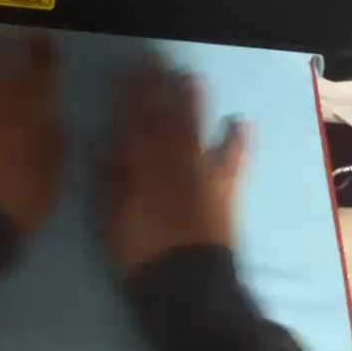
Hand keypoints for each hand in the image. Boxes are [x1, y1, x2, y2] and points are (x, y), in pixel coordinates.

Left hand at [0, 33, 62, 233]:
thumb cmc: (10, 211)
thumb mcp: (46, 187)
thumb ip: (53, 150)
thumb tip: (56, 120)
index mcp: (29, 127)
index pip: (40, 84)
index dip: (44, 59)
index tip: (46, 41)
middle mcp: (0, 113)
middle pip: (10, 71)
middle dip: (16, 49)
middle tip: (18, 30)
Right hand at [105, 59, 248, 271]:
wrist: (188, 290)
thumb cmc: (141, 255)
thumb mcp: (112, 219)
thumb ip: (112, 179)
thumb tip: (110, 143)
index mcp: (142, 167)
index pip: (133, 121)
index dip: (129, 94)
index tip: (126, 69)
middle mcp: (172, 162)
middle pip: (164, 117)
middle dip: (159, 87)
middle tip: (156, 60)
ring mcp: (201, 175)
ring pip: (195, 130)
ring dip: (193, 103)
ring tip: (191, 77)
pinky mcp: (223, 192)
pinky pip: (231, 162)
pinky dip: (236, 142)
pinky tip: (241, 122)